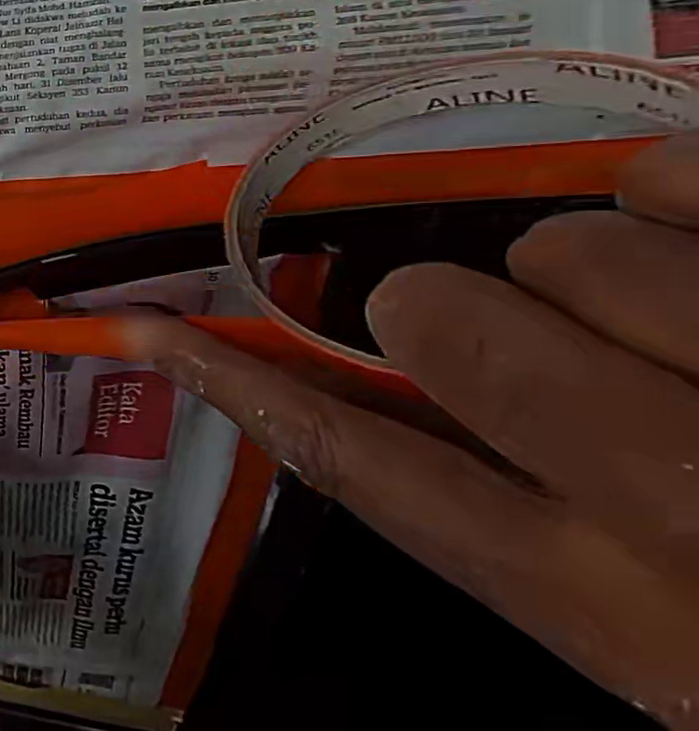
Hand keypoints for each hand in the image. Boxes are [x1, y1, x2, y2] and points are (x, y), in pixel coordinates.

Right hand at [124, 133, 698, 726]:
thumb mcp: (660, 622)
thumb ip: (497, 503)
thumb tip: (349, 384)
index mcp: (621, 605)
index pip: (353, 462)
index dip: (235, 384)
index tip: (149, 329)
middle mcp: (690, 510)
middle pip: (435, 316)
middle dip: (459, 311)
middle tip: (534, 337)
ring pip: (573, 242)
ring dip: (607, 260)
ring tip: (686, 303)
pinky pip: (694, 171)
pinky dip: (692, 181)